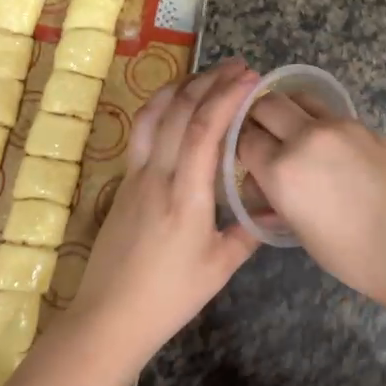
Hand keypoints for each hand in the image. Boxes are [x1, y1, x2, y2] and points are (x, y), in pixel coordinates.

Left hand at [65, 59, 261, 363]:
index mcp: (186, 196)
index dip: (227, 96)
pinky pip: (142, 132)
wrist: (107, 318)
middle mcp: (158, 175)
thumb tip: (277, 204)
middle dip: (210, 80)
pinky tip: (174, 105)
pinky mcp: (123, 182)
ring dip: (182, 86)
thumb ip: (249, 231)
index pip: (206, 129)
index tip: (251, 77)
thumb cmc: (168, 297)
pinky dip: (161, 107)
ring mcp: (135, 175)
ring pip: (154, 115)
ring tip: (207, 74)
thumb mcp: (219, 268)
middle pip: (180, 111)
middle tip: (238, 67)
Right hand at [236, 93, 385, 315]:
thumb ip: (273, 196)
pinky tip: (324, 140)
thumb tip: (260, 181)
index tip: (243, 153)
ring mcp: (336, 126)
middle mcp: (304, 138)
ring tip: (290, 127)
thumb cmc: (349, 253)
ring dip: (287, 108)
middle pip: (265, 104)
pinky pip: (327, 110)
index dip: (240, 144)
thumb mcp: (297, 230)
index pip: (244, 139)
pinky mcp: (361, 124)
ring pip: (297, 97)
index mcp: (281, 171)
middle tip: (261, 133)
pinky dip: (315, 117)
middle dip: (257, 116)